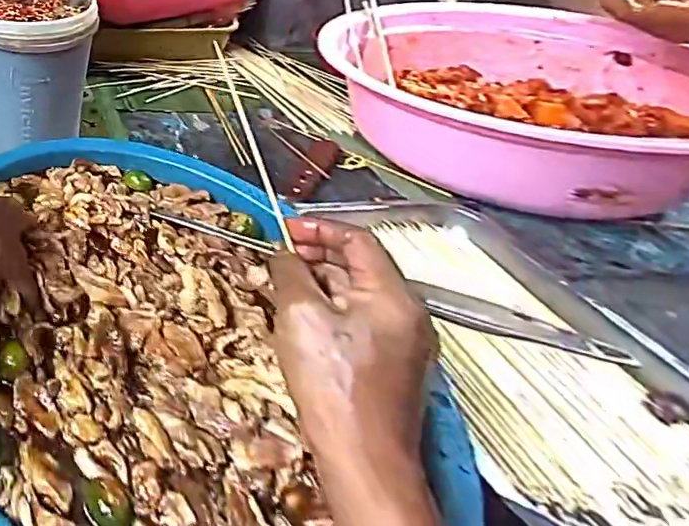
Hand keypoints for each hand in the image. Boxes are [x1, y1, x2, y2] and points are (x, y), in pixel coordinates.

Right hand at [269, 217, 432, 462]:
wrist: (362, 460)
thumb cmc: (333, 383)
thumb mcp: (299, 313)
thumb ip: (290, 271)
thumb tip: (284, 254)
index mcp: (394, 296)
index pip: (358, 239)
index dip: (318, 227)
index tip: (286, 228)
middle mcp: (408, 315)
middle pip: (359, 265)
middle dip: (316, 255)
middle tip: (280, 256)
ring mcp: (403, 343)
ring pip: (357, 293)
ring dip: (319, 282)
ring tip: (282, 285)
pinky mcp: (391, 365)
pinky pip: (359, 320)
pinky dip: (329, 308)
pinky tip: (299, 317)